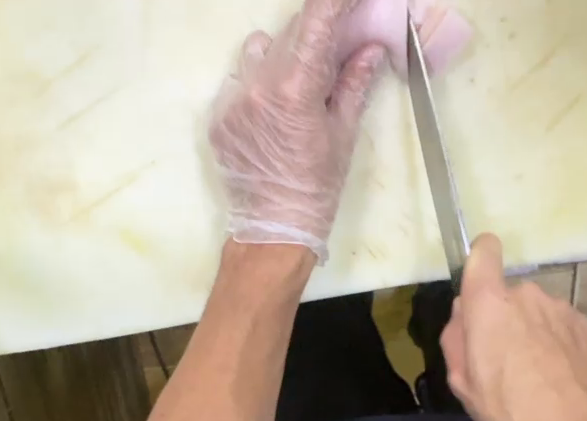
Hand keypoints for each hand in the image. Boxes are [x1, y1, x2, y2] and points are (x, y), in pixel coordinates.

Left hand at [210, 0, 386, 260]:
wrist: (273, 233)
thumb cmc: (314, 191)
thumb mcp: (342, 136)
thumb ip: (354, 84)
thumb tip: (369, 48)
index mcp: (293, 89)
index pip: (317, 17)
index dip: (336, 1)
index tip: (349, 0)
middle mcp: (256, 86)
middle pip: (290, 33)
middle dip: (317, 34)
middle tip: (336, 48)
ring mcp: (232, 102)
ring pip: (259, 50)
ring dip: (284, 56)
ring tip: (299, 87)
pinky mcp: (218, 118)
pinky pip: (240, 81)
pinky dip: (260, 85)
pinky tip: (273, 113)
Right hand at [442, 235, 586, 420]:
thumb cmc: (507, 406)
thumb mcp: (461, 382)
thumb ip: (455, 339)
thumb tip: (463, 314)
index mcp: (489, 304)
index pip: (484, 252)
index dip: (478, 261)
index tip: (477, 284)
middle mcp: (525, 293)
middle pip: (504, 294)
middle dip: (498, 317)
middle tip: (497, 358)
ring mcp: (557, 306)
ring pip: (531, 310)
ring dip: (526, 329)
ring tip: (528, 370)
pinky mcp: (581, 321)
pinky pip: (554, 323)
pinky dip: (550, 340)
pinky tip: (551, 371)